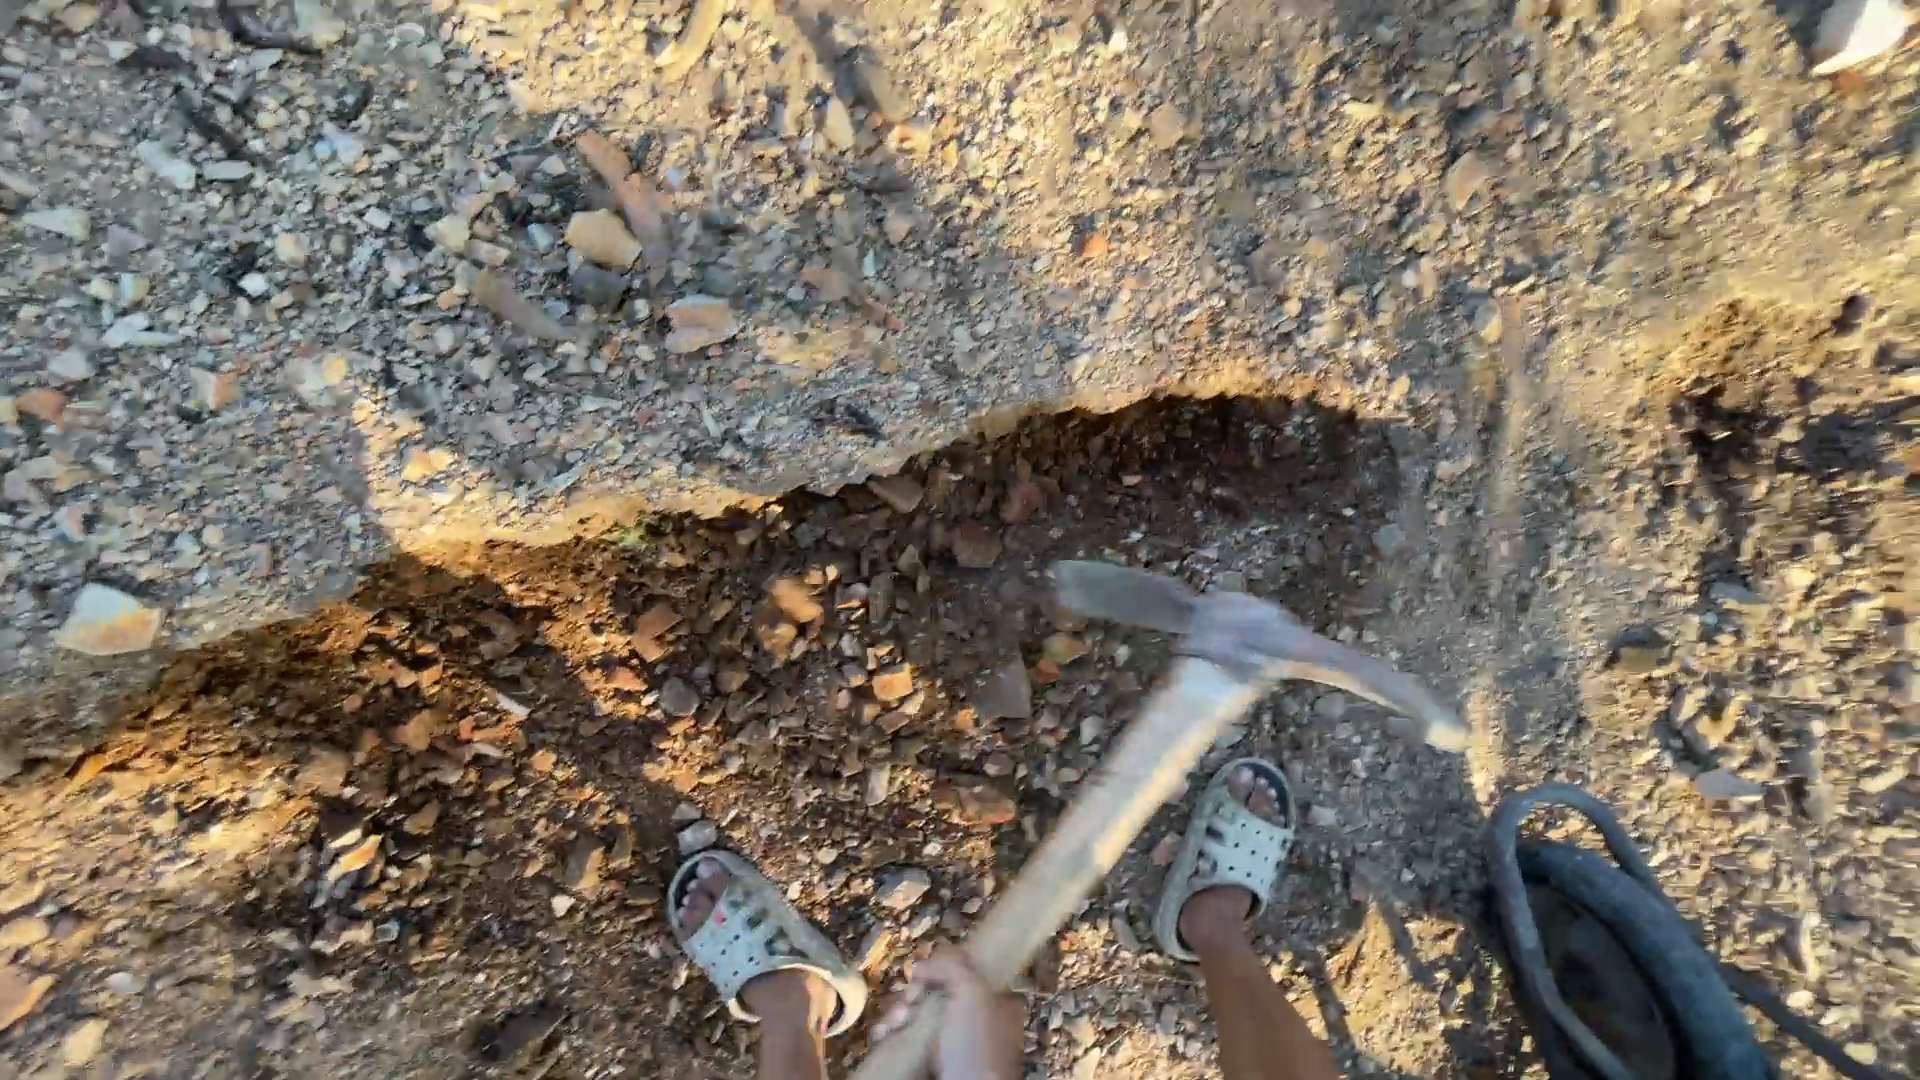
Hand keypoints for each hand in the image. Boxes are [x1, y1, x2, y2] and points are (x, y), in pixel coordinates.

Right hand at [871, 946, 1025, 1079]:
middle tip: (909, 1004)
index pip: (959, 970)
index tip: (924, 975)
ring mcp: (944, 1044)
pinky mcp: (923, 1064)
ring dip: (896, 1012)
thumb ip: (951, 966)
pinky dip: (889, 1034)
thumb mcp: (973, 992)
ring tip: (893, 1024)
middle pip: (930, 991)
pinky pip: (900, 1039)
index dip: (938, 968)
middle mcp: (967, 1020)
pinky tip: (884, 1035)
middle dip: (912, 993)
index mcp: (989, 1000)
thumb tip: (920, 966)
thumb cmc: (976, 1045)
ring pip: (911, 1014)